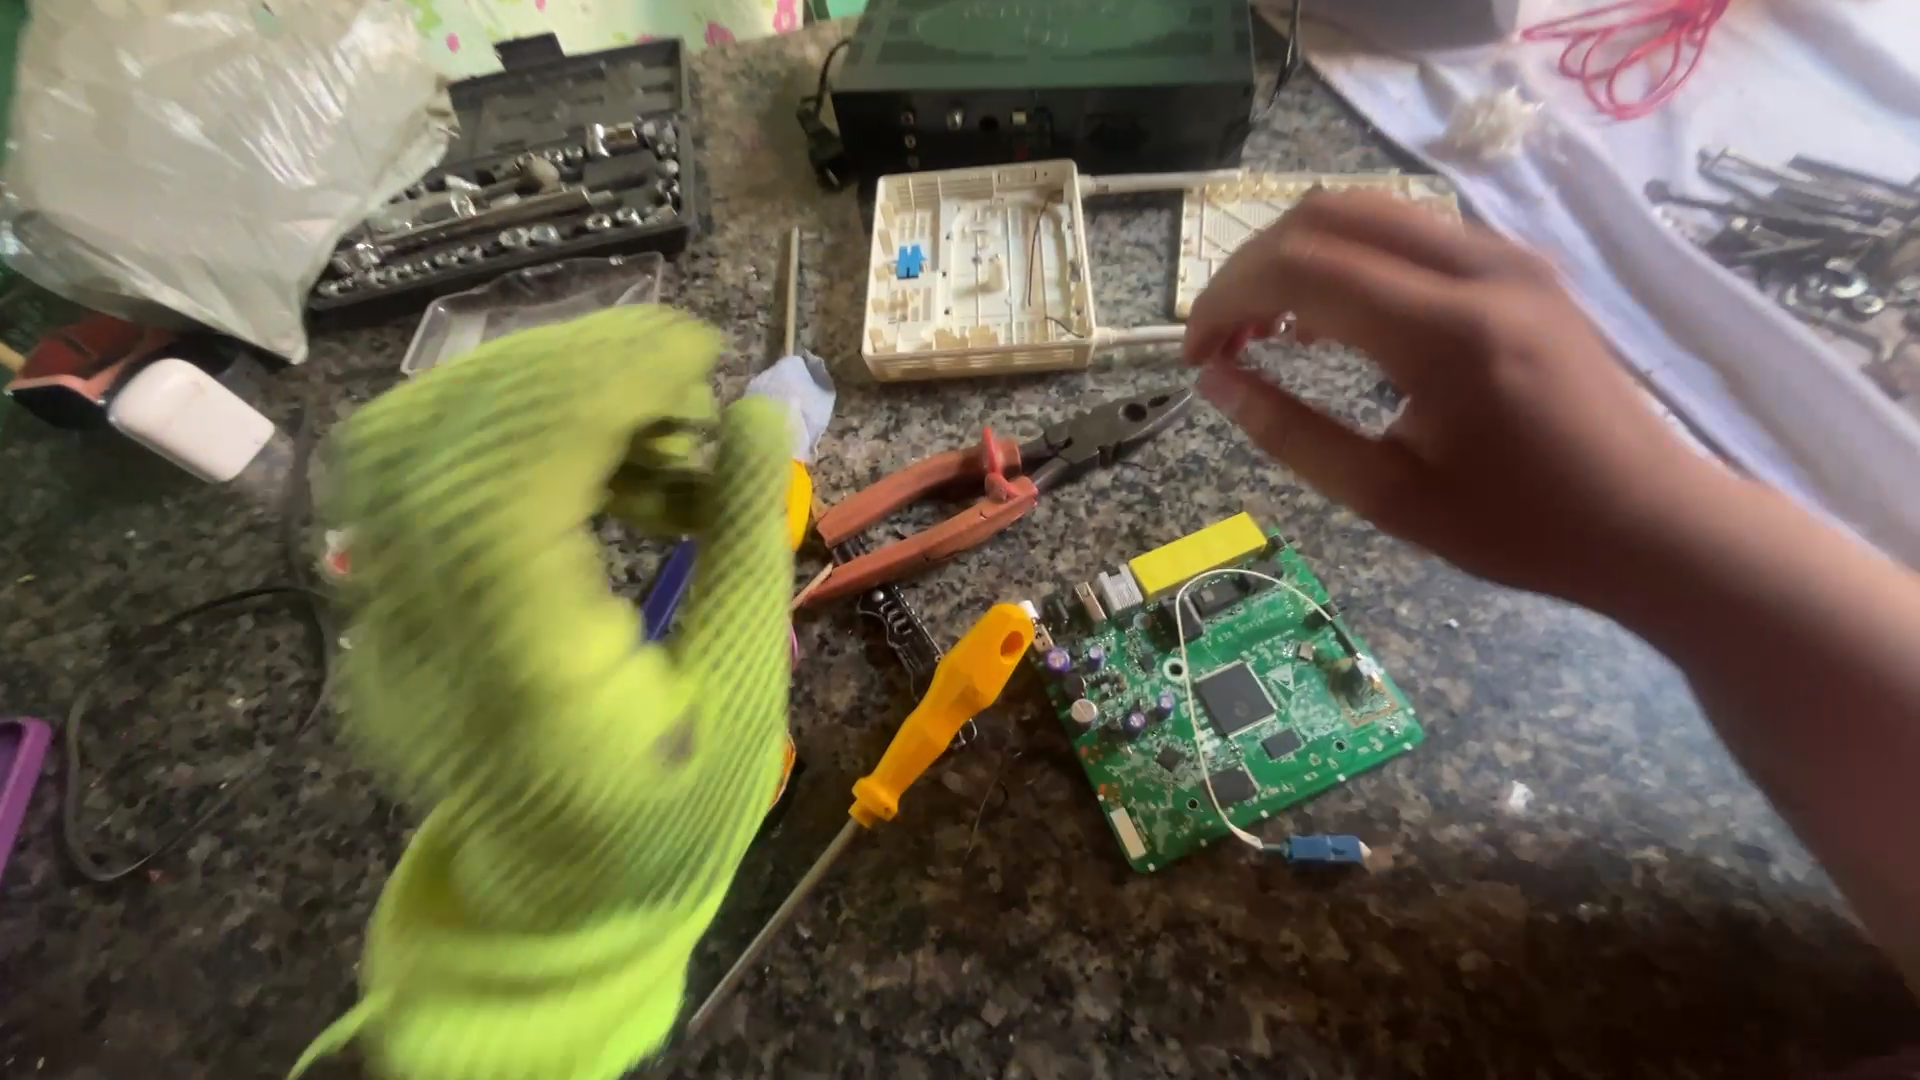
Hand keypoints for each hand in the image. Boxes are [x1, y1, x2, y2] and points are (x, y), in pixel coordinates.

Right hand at [1184, 191, 1717, 602]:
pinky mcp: (1514, 262)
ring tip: (1258, 329)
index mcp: (1444, 334)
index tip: (1193, 358)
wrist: (1648, 518)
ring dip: (1290, 259)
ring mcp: (1503, 255)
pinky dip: (1338, 261)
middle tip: (1217, 341)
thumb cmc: (1513, 524)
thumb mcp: (1382, 495)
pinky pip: (1402, 230)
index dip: (1223, 302)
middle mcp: (1478, 268)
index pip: (1298, 269)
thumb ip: (1288, 433)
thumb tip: (1213, 383)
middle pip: (1323, 217)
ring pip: (1362, 210)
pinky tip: (1320, 319)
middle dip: (1246, 271)